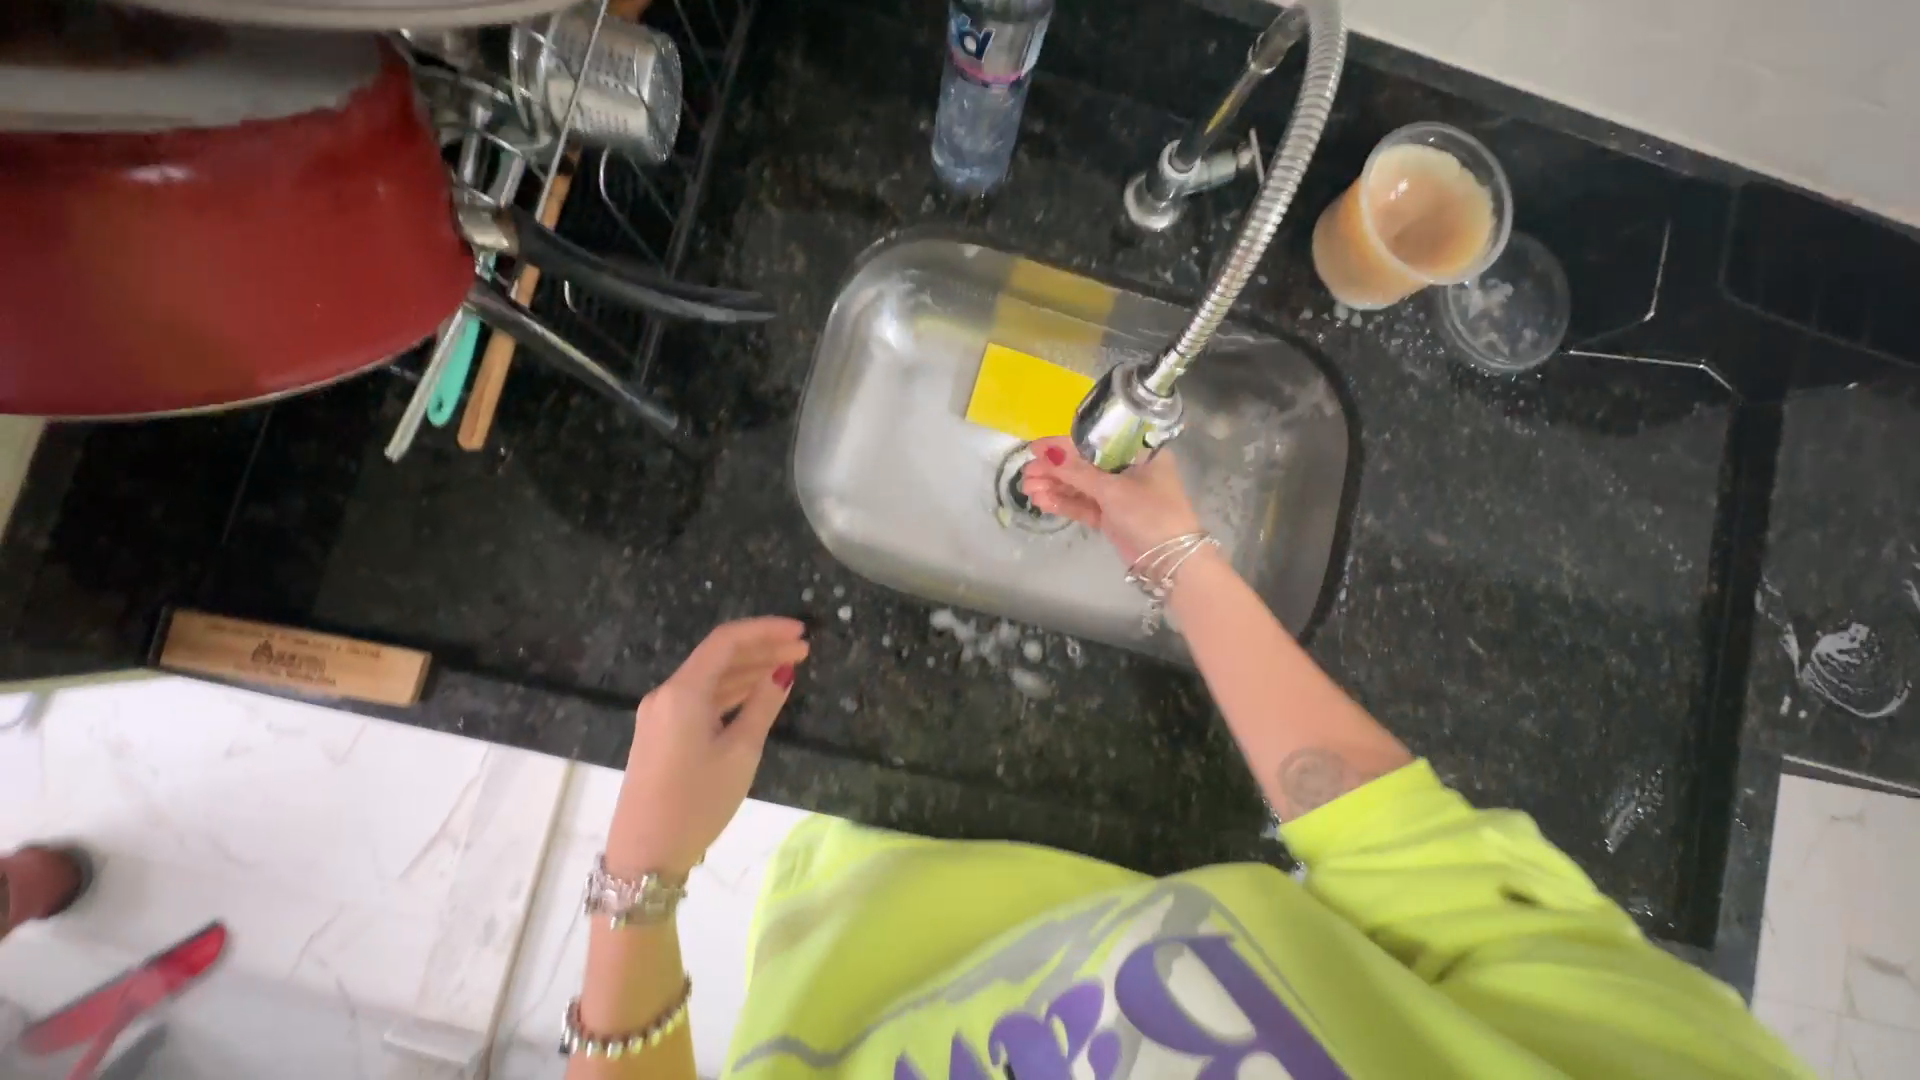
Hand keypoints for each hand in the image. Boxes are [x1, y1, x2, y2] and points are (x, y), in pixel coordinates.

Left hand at [607, 618, 809, 877]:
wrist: (644, 855)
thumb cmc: (696, 803)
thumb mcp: (740, 753)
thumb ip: (763, 706)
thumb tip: (783, 672)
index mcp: (683, 692)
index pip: (727, 641)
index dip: (766, 631)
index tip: (801, 633)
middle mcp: (667, 693)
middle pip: (719, 656)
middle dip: (762, 649)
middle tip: (804, 651)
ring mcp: (661, 713)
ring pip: (711, 677)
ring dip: (749, 670)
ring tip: (789, 668)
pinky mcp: (661, 732)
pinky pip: (701, 698)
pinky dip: (731, 691)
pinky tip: (758, 693)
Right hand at [1020, 436, 1202, 564]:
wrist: (1172, 560)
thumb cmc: (1150, 513)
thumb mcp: (1112, 489)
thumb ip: (1077, 472)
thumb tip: (1046, 452)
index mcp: (1138, 453)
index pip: (1094, 443)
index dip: (1063, 446)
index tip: (1035, 449)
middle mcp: (1128, 470)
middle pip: (1084, 466)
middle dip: (1054, 471)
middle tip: (1026, 475)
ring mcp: (1119, 495)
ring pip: (1081, 488)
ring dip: (1055, 488)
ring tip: (1029, 491)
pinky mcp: (1111, 517)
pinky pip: (1084, 506)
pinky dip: (1064, 504)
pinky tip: (1043, 502)